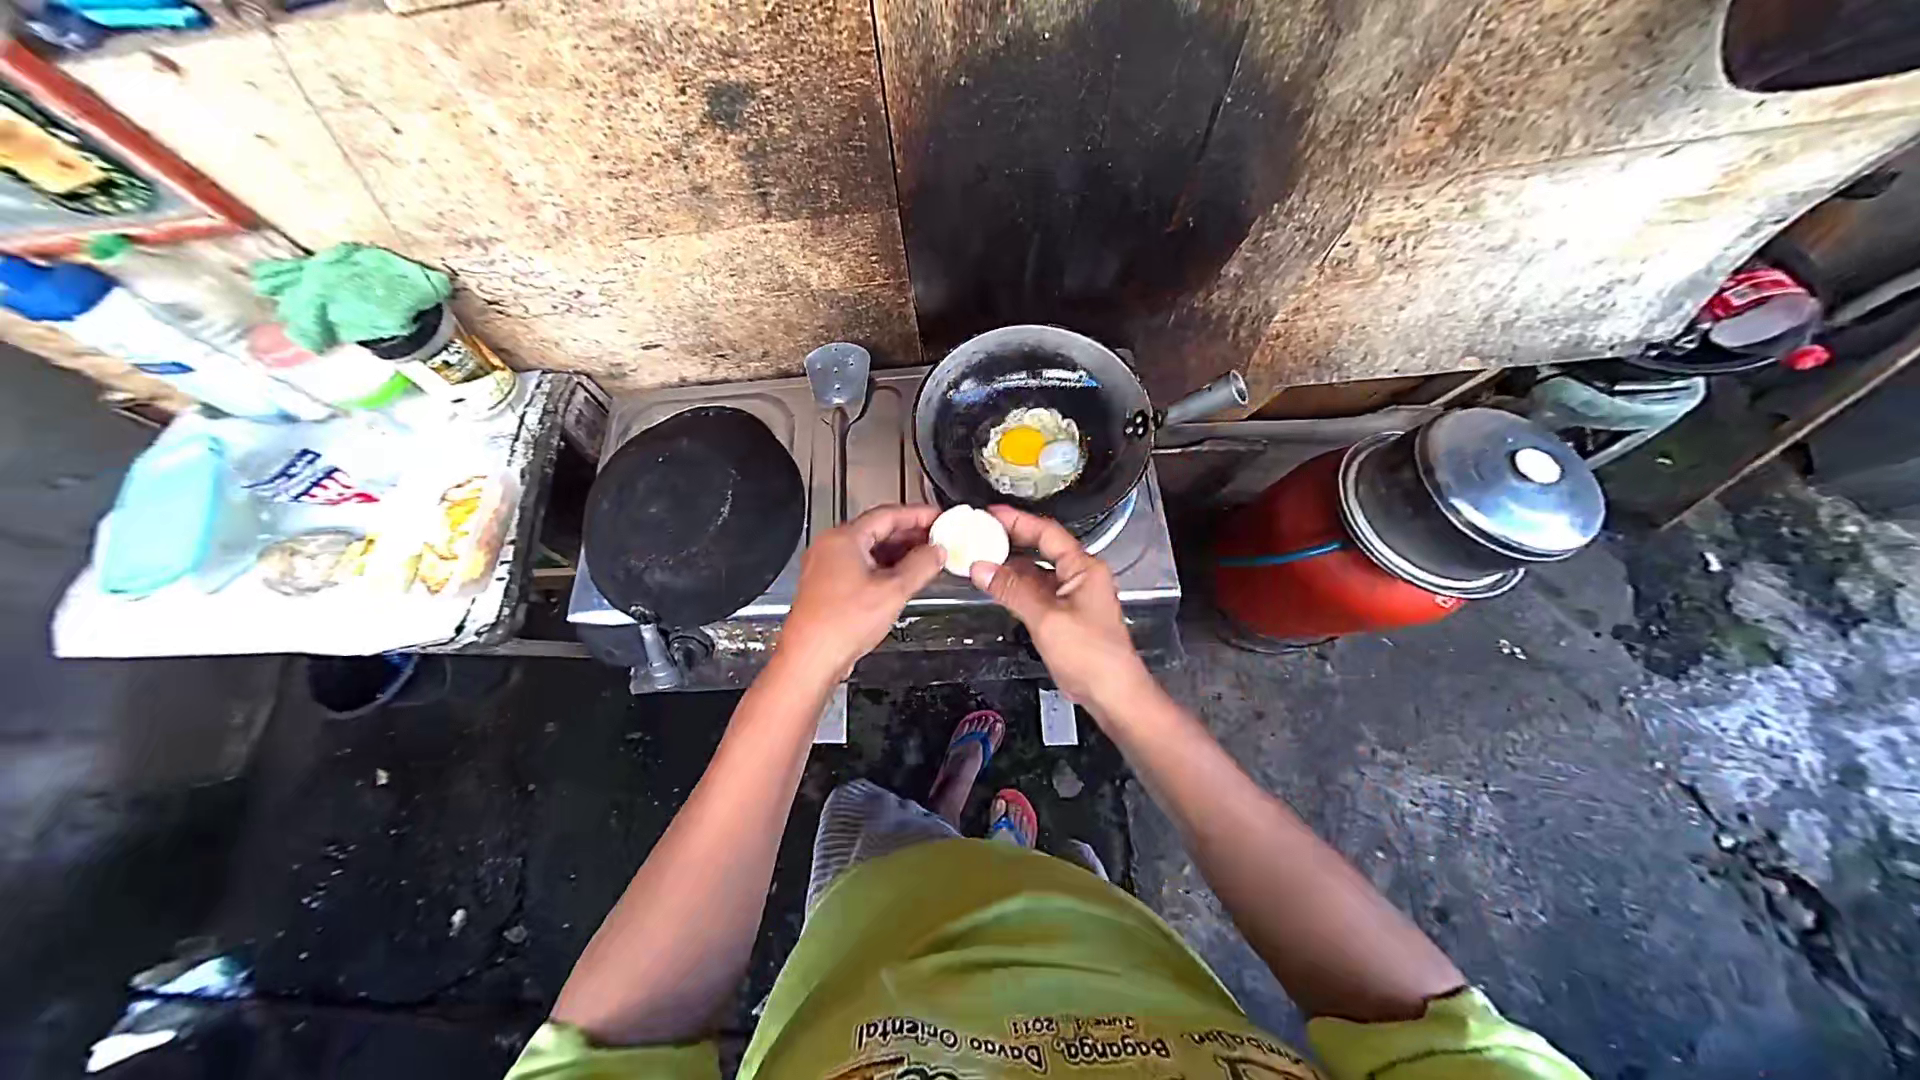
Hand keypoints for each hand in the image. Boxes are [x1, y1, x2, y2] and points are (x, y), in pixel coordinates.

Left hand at [776, 504, 944, 680]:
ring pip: (869, 550)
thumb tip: (936, 552)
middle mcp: (830, 547)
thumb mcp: (893, 591)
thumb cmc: (838, 625)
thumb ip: (921, 565)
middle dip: (910, 534)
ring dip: (898, 553)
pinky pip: (860, 567)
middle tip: (937, 538)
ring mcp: (826, 567)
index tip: (937, 517)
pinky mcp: (827, 586)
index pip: (888, 514)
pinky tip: (901, 579)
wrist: (810, 657)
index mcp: (844, 539)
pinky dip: (884, 568)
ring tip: (925, 559)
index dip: (918, 514)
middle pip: (877, 530)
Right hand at [969, 505, 1153, 710]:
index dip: (1018, 520)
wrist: (1113, 693)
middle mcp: (1080, 576)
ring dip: (1012, 567)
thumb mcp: (1046, 618)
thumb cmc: (1092, 655)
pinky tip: (998, 587)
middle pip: (1042, 549)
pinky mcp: (1066, 615)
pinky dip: (1017, 588)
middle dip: (1011, 541)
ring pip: (1037, 572)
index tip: (991, 513)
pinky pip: (1038, 592)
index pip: (1047, 533)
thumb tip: (981, 568)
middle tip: (981, 533)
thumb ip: (1012, 590)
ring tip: (982, 558)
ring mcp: (1074, 596)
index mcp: (1083, 568)